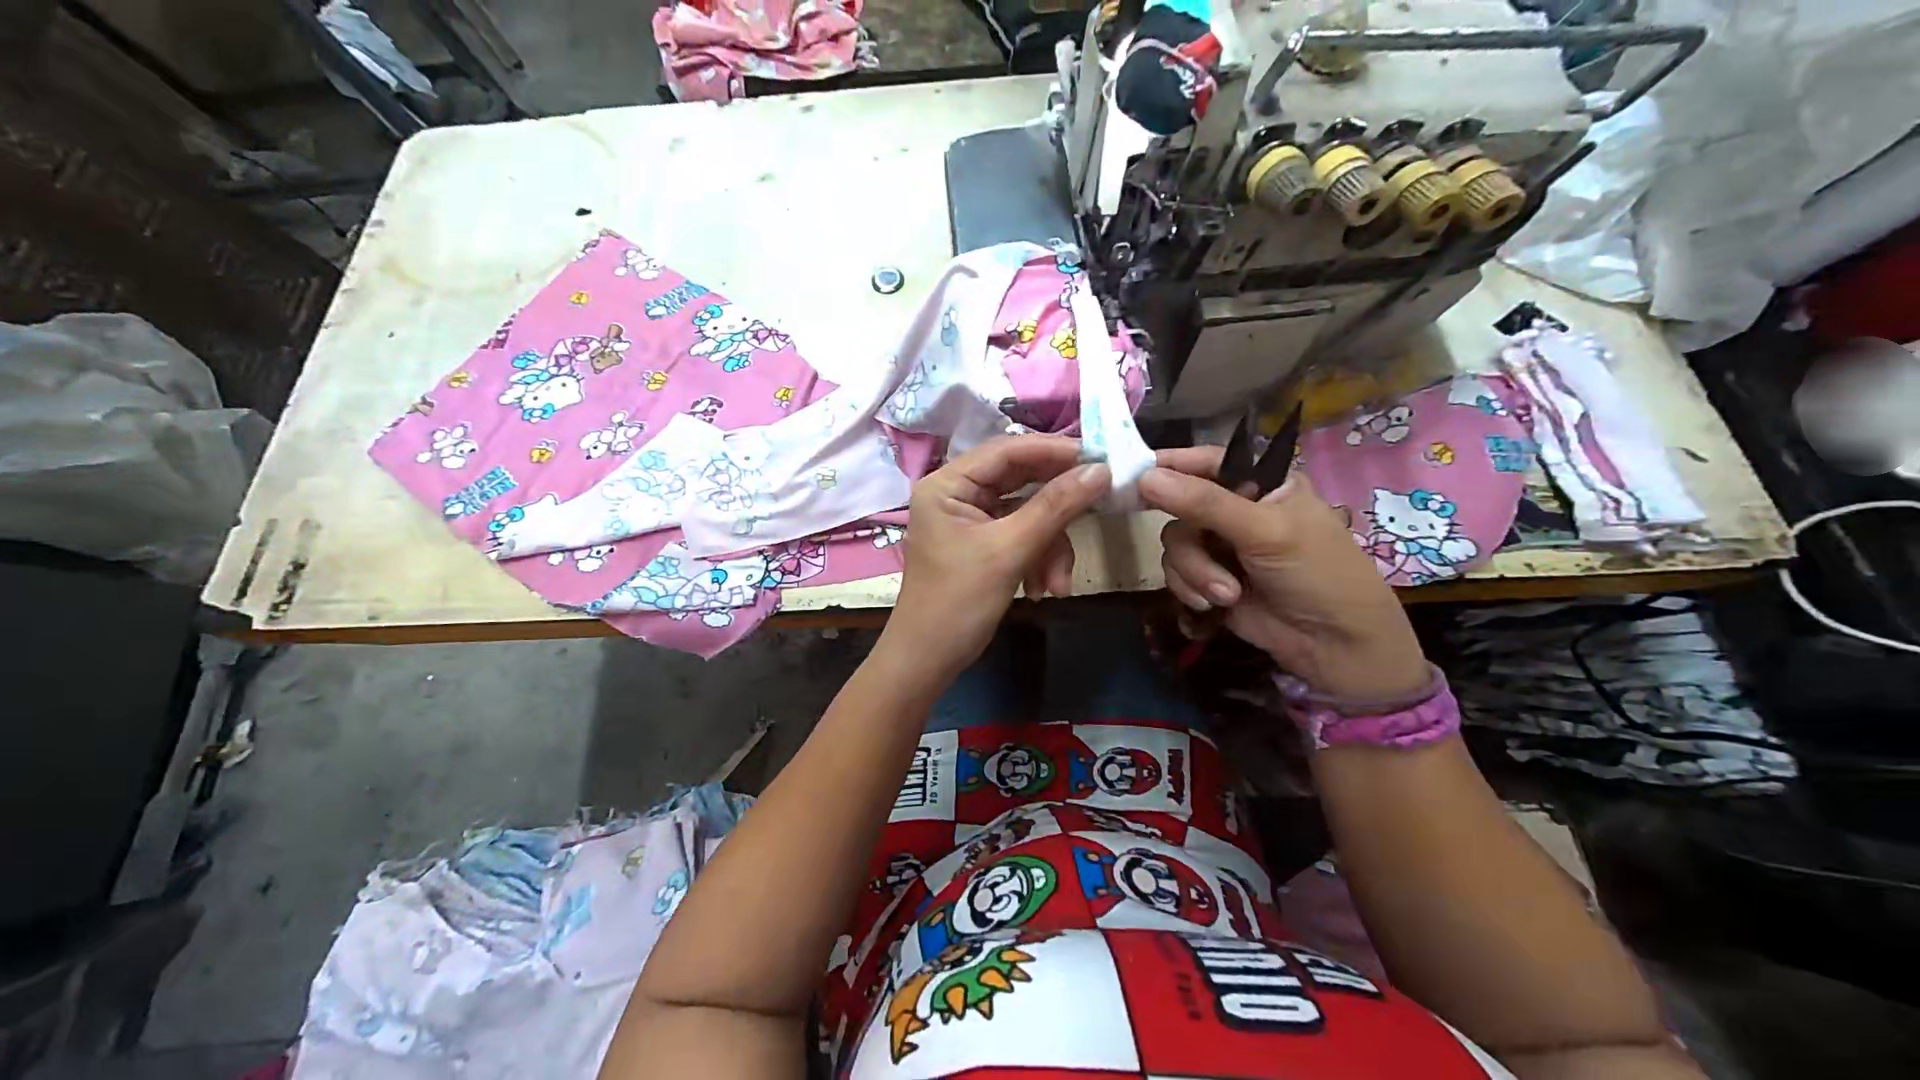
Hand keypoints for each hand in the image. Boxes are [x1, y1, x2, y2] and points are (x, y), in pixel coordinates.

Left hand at [883, 436, 1111, 678]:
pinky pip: (1022, 536)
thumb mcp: (1010, 551)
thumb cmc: (958, 602)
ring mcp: (970, 519)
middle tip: (1098, 504)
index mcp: (947, 483)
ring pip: (1029, 514)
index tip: (1100, 457)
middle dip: (1057, 509)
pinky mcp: (983, 543)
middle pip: (1021, 480)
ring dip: (1050, 548)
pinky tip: (1043, 590)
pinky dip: (1038, 560)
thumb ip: (1056, 506)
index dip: (1055, 451)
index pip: (1007, 450)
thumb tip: (1101, 470)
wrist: (928, 660)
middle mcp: (956, 493)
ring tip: (1057, 584)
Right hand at [1137, 446, 1428, 701]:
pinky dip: (1188, 592)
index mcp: (1262, 483)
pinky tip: (1211, 611)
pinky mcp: (1210, 582)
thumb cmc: (1317, 573)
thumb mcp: (1265, 531)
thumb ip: (1204, 503)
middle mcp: (1237, 510)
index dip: (1171, 465)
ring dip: (1194, 575)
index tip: (1135, 476)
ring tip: (1226, 597)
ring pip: (1174, 546)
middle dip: (1192, 547)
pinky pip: (1176, 576)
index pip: (1206, 462)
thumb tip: (1145, 477)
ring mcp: (1222, 548)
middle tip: (1211, 565)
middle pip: (1179, 509)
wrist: (1335, 646)